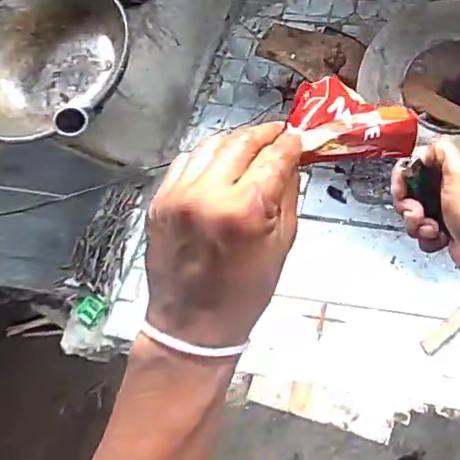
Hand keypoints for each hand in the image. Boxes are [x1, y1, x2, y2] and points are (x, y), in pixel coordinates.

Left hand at [143, 122, 302, 348]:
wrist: (192, 325)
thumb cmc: (244, 291)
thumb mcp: (283, 241)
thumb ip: (288, 192)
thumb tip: (292, 160)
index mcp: (243, 209)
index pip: (274, 156)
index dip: (291, 143)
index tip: (300, 137)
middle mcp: (206, 195)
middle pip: (241, 142)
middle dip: (265, 134)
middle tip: (280, 133)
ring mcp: (177, 196)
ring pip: (212, 144)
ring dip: (237, 140)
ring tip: (253, 145)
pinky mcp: (159, 201)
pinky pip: (187, 161)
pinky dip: (209, 155)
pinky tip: (223, 162)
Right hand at [390, 137, 459, 277]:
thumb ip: (442, 150)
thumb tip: (424, 151)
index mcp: (454, 168)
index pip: (418, 163)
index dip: (405, 175)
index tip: (402, 188)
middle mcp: (450, 187)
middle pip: (411, 189)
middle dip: (408, 204)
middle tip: (417, 212)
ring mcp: (446, 209)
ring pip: (413, 213)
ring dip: (417, 223)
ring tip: (432, 228)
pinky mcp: (443, 229)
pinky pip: (421, 231)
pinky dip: (427, 237)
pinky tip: (440, 238)